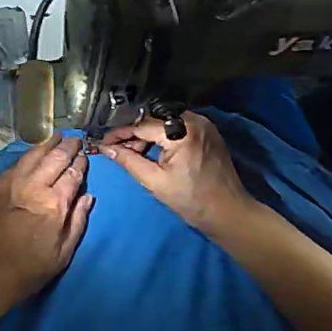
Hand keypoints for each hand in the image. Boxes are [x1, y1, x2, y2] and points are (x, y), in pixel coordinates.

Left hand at [0, 136, 94, 321]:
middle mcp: (33, 186)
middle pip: (54, 158)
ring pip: (33, 155)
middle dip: (67, 146)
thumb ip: (76, 223)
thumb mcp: (61, 255)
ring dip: (47, 144)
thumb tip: (87, 197)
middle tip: (75, 139)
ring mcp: (10, 183)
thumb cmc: (25, 272)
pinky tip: (33, 153)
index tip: (85, 156)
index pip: (73, 174)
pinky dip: (28, 155)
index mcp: (54, 204)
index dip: (81, 163)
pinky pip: (15, 163)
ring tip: (57, 136)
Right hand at [101, 111, 257, 231]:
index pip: (142, 125)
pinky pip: (177, 125)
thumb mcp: (155, 181)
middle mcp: (194, 120)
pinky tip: (152, 150)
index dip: (119, 133)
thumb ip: (129, 161)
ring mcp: (203, 124)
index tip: (103, 142)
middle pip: (153, 119)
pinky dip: (162, 135)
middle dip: (133, 133)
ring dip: (147, 134)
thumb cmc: (191, 200)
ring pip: (164, 121)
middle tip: (117, 149)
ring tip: (134, 152)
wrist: (228, 211)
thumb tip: (106, 148)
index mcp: (182, 132)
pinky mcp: (207, 131)